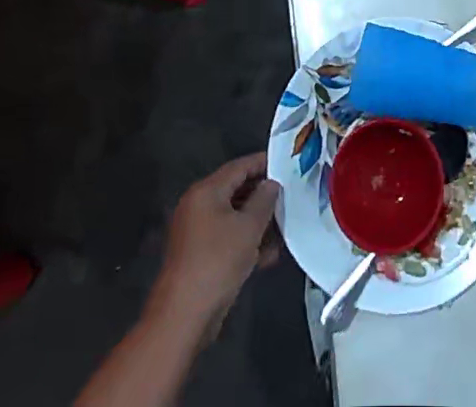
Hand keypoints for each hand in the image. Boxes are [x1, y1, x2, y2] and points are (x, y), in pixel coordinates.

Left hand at [149, 152, 281, 337]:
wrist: (185, 313)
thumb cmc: (218, 260)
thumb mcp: (248, 227)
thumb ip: (264, 200)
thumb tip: (271, 184)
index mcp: (205, 191)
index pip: (238, 167)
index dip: (263, 162)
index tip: (286, 162)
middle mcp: (198, 206)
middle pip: (236, 191)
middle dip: (263, 194)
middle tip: (290, 195)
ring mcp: (197, 231)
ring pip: (234, 217)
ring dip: (258, 221)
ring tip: (286, 225)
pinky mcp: (200, 254)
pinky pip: (228, 238)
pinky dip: (247, 241)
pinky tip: (271, 253)